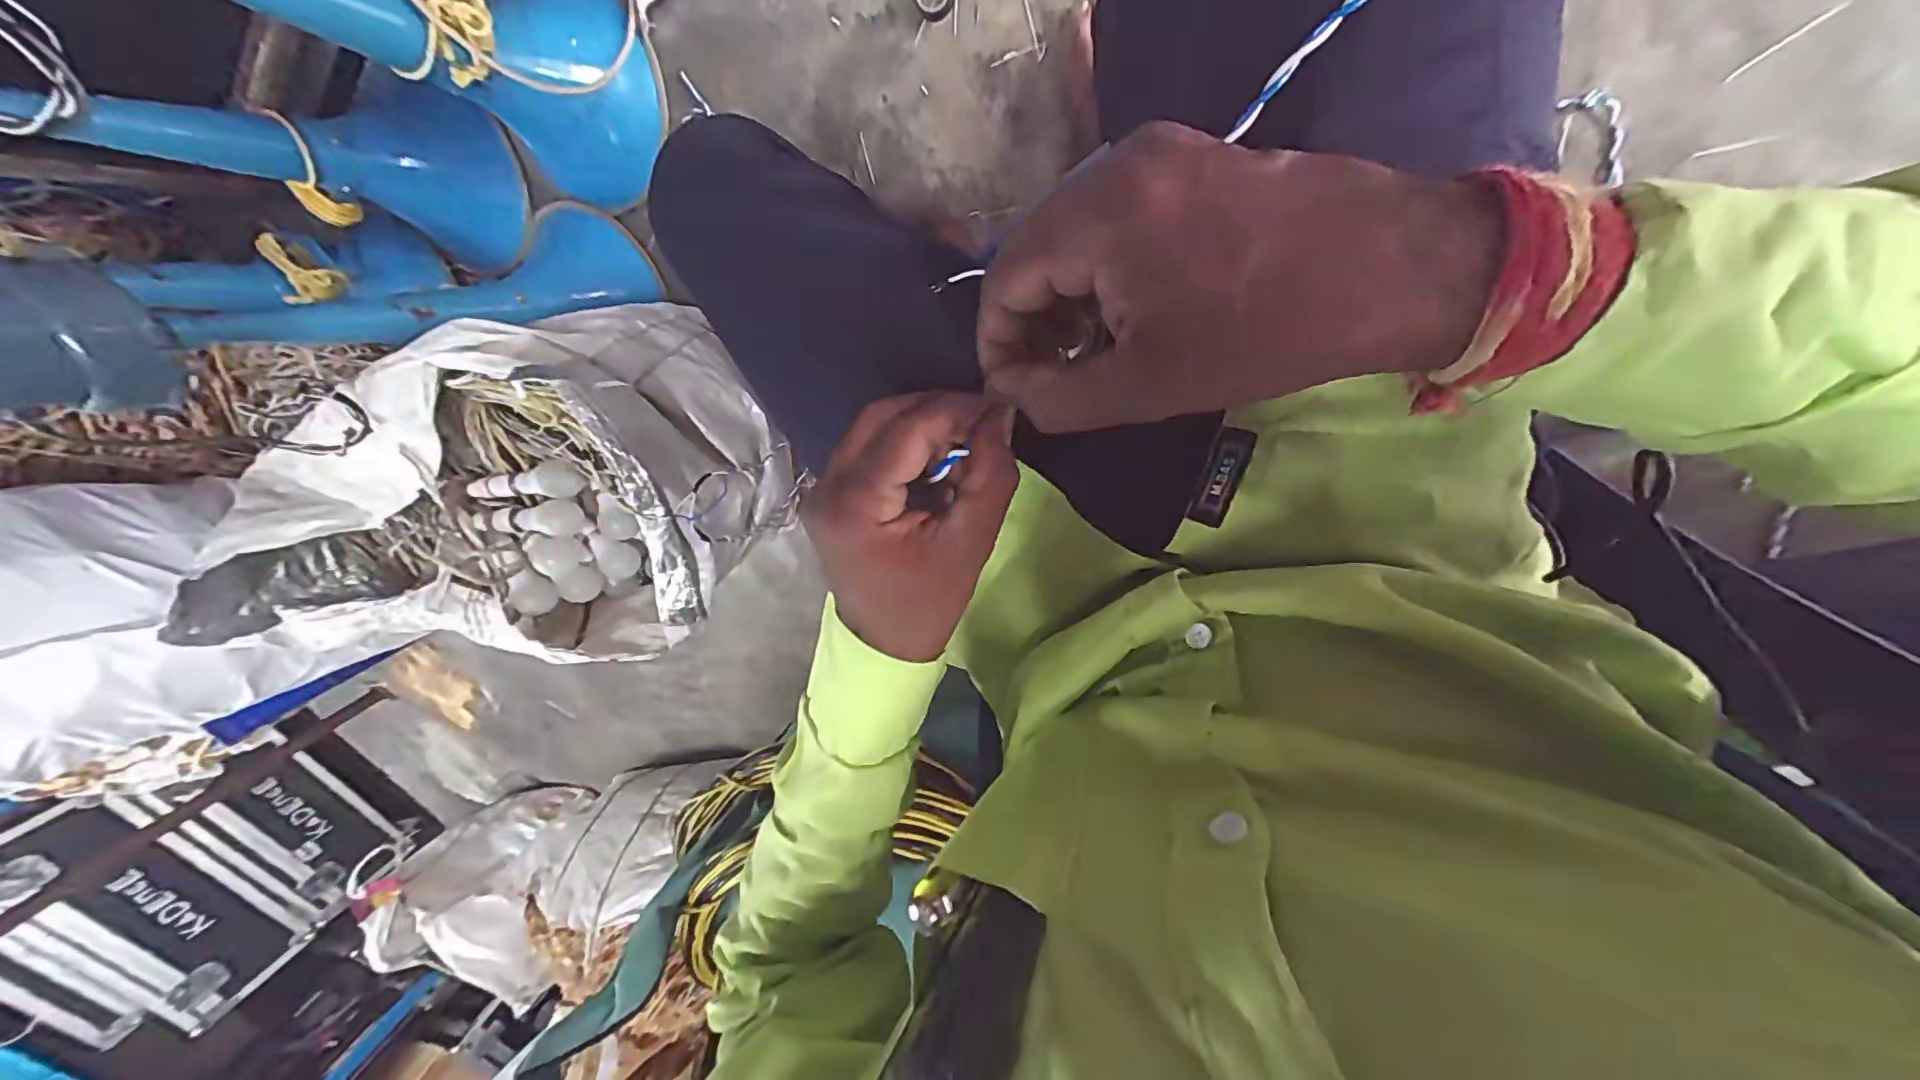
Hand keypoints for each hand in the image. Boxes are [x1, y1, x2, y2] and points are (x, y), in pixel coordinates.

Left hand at [803, 392, 1019, 662]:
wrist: (883, 645)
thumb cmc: (928, 604)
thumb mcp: (970, 543)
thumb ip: (991, 476)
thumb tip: (1000, 417)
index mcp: (855, 501)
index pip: (908, 427)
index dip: (957, 409)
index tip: (999, 412)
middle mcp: (827, 484)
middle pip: (884, 415)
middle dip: (938, 410)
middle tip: (982, 424)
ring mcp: (821, 487)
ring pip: (873, 426)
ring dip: (922, 424)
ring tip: (963, 444)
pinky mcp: (829, 493)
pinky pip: (868, 447)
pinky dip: (906, 443)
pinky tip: (935, 462)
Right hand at [976, 121, 1504, 431]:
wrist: (1391, 269)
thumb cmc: (1262, 335)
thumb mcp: (1144, 388)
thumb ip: (1056, 399)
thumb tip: (1009, 393)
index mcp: (1098, 215)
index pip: (1004, 278)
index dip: (997, 341)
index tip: (1013, 387)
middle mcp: (1115, 165)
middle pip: (1031, 249)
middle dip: (1030, 318)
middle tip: (1050, 372)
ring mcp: (1154, 152)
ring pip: (1069, 231)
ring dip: (1064, 293)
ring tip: (1088, 347)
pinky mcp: (1185, 156)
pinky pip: (1110, 214)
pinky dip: (1100, 266)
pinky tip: (1125, 307)